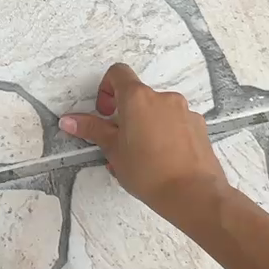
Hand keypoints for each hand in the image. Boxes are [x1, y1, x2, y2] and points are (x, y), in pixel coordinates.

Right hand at [62, 63, 231, 224]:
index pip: (117, 73)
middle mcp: (163, 98)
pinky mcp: (200, 129)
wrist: (195, 196)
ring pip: (157, 111)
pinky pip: (175, 123)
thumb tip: (69, 121)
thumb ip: (91, 129)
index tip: (105, 112)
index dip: (106, 89)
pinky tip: (161, 159)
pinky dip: (165, 134)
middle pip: (138, 95)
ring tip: (140, 154)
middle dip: (125, 113)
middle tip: (119, 139)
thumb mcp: (112, 149)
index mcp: (138, 98)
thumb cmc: (150, 171)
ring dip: (146, 124)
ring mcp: (185, 112)